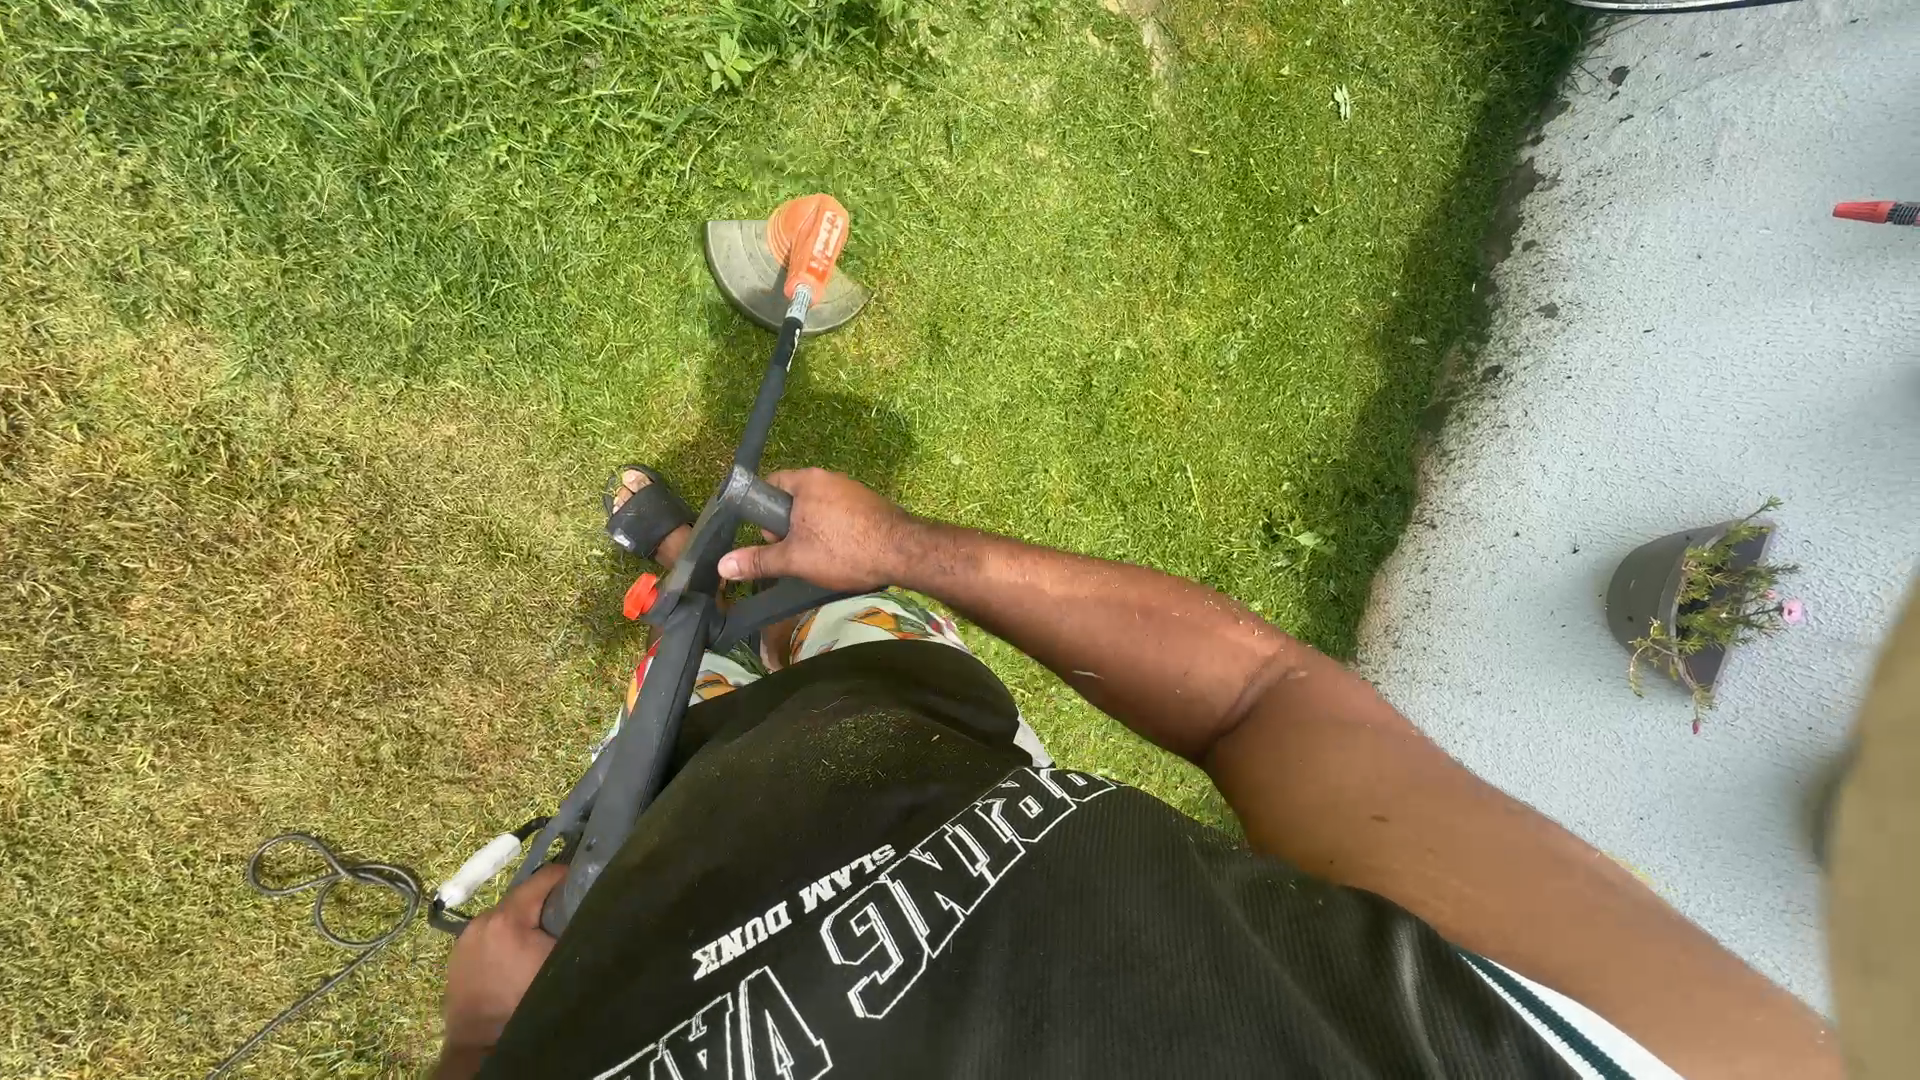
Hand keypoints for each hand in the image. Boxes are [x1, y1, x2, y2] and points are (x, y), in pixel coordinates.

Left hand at [440, 864, 565, 1058]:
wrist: (481, 1045)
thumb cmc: (525, 1000)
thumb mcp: (559, 959)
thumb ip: (572, 926)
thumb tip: (594, 902)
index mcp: (507, 917)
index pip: (545, 876)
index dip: (569, 878)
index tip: (584, 889)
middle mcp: (482, 919)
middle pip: (524, 894)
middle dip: (546, 901)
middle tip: (565, 918)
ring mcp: (465, 937)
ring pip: (507, 912)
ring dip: (525, 919)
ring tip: (541, 938)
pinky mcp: (457, 954)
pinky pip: (490, 931)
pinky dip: (506, 934)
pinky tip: (516, 955)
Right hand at [717, 468, 914, 590]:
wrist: (903, 552)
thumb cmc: (844, 550)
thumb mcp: (795, 559)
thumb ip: (758, 560)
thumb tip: (722, 564)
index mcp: (807, 480)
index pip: (770, 485)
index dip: (762, 513)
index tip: (769, 538)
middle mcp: (829, 477)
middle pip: (793, 500)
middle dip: (789, 527)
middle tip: (795, 554)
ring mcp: (852, 490)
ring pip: (817, 511)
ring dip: (812, 533)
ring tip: (820, 560)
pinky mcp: (869, 505)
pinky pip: (840, 516)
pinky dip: (835, 533)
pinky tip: (842, 555)